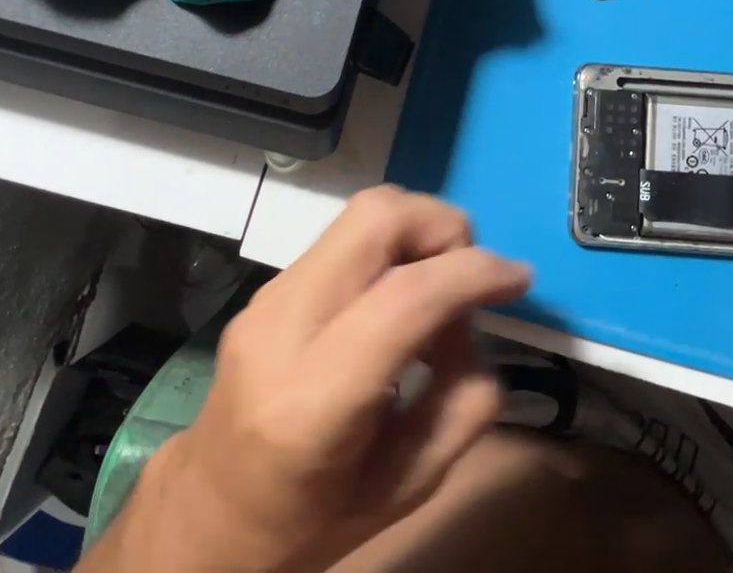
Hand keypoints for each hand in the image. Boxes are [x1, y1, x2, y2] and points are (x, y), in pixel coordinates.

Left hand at [92, 186, 531, 572]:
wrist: (213, 510)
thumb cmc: (314, 518)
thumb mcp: (410, 485)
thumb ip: (464, 404)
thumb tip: (477, 325)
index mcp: (314, 401)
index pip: (404, 297)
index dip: (473, 273)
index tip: (519, 279)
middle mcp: (282, 328)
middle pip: (376, 218)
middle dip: (443, 227)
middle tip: (470, 278)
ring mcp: (267, 298)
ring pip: (361, 213)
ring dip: (419, 235)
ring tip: (437, 296)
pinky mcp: (268, 286)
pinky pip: (346, 238)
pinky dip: (393, 249)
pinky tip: (399, 301)